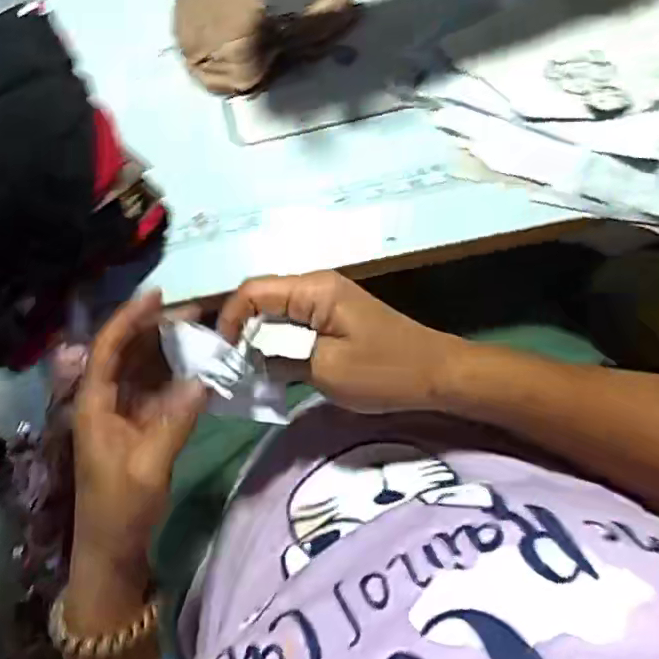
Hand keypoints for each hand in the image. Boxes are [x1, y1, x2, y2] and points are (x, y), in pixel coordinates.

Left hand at [72, 291, 208, 575]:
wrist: (112, 554)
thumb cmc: (120, 509)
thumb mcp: (148, 466)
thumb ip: (175, 419)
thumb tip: (203, 379)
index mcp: (94, 403)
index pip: (109, 347)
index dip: (130, 317)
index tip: (158, 294)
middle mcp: (105, 399)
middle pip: (127, 351)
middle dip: (156, 328)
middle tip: (193, 312)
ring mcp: (122, 412)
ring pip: (143, 367)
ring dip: (168, 349)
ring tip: (200, 331)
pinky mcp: (138, 425)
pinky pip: (157, 389)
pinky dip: (176, 376)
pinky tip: (199, 366)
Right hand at [217, 271, 461, 414]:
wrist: (438, 374)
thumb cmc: (384, 370)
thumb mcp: (325, 371)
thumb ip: (279, 359)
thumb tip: (247, 358)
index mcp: (313, 289)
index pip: (253, 290)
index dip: (230, 317)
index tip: (220, 352)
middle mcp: (316, 284)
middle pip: (262, 296)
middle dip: (239, 326)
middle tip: (225, 362)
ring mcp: (326, 298)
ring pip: (276, 309)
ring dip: (257, 334)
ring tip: (241, 365)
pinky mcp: (333, 315)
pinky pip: (293, 320)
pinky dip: (277, 339)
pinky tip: (269, 362)